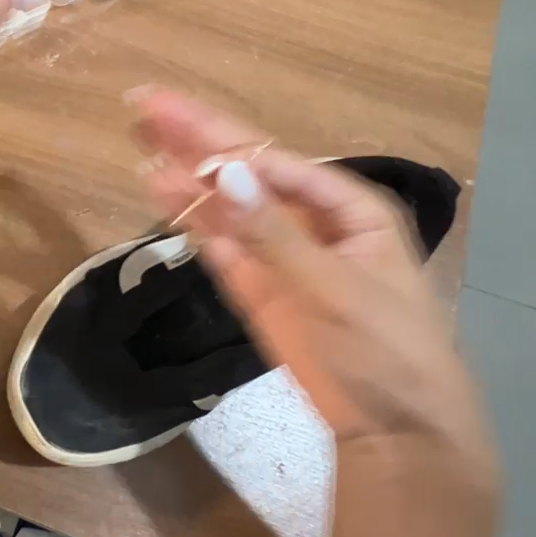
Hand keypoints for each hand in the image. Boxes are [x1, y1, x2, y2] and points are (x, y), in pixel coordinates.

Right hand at [131, 90, 494, 471]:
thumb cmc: (386, 351)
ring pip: (226, 207)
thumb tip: (225, 173)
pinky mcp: (258, 287)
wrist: (394, 430)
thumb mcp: (335, 288)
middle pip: (244, 175)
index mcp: (348, 209)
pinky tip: (162, 194)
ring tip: (141, 144)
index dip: (220, 138)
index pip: (273, 164)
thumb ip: (274, 232)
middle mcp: (310, 221)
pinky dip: (193, 223)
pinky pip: (221, 246)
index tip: (170, 115)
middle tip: (145, 106)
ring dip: (185, 178)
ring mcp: (280, 255)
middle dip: (196, 142)